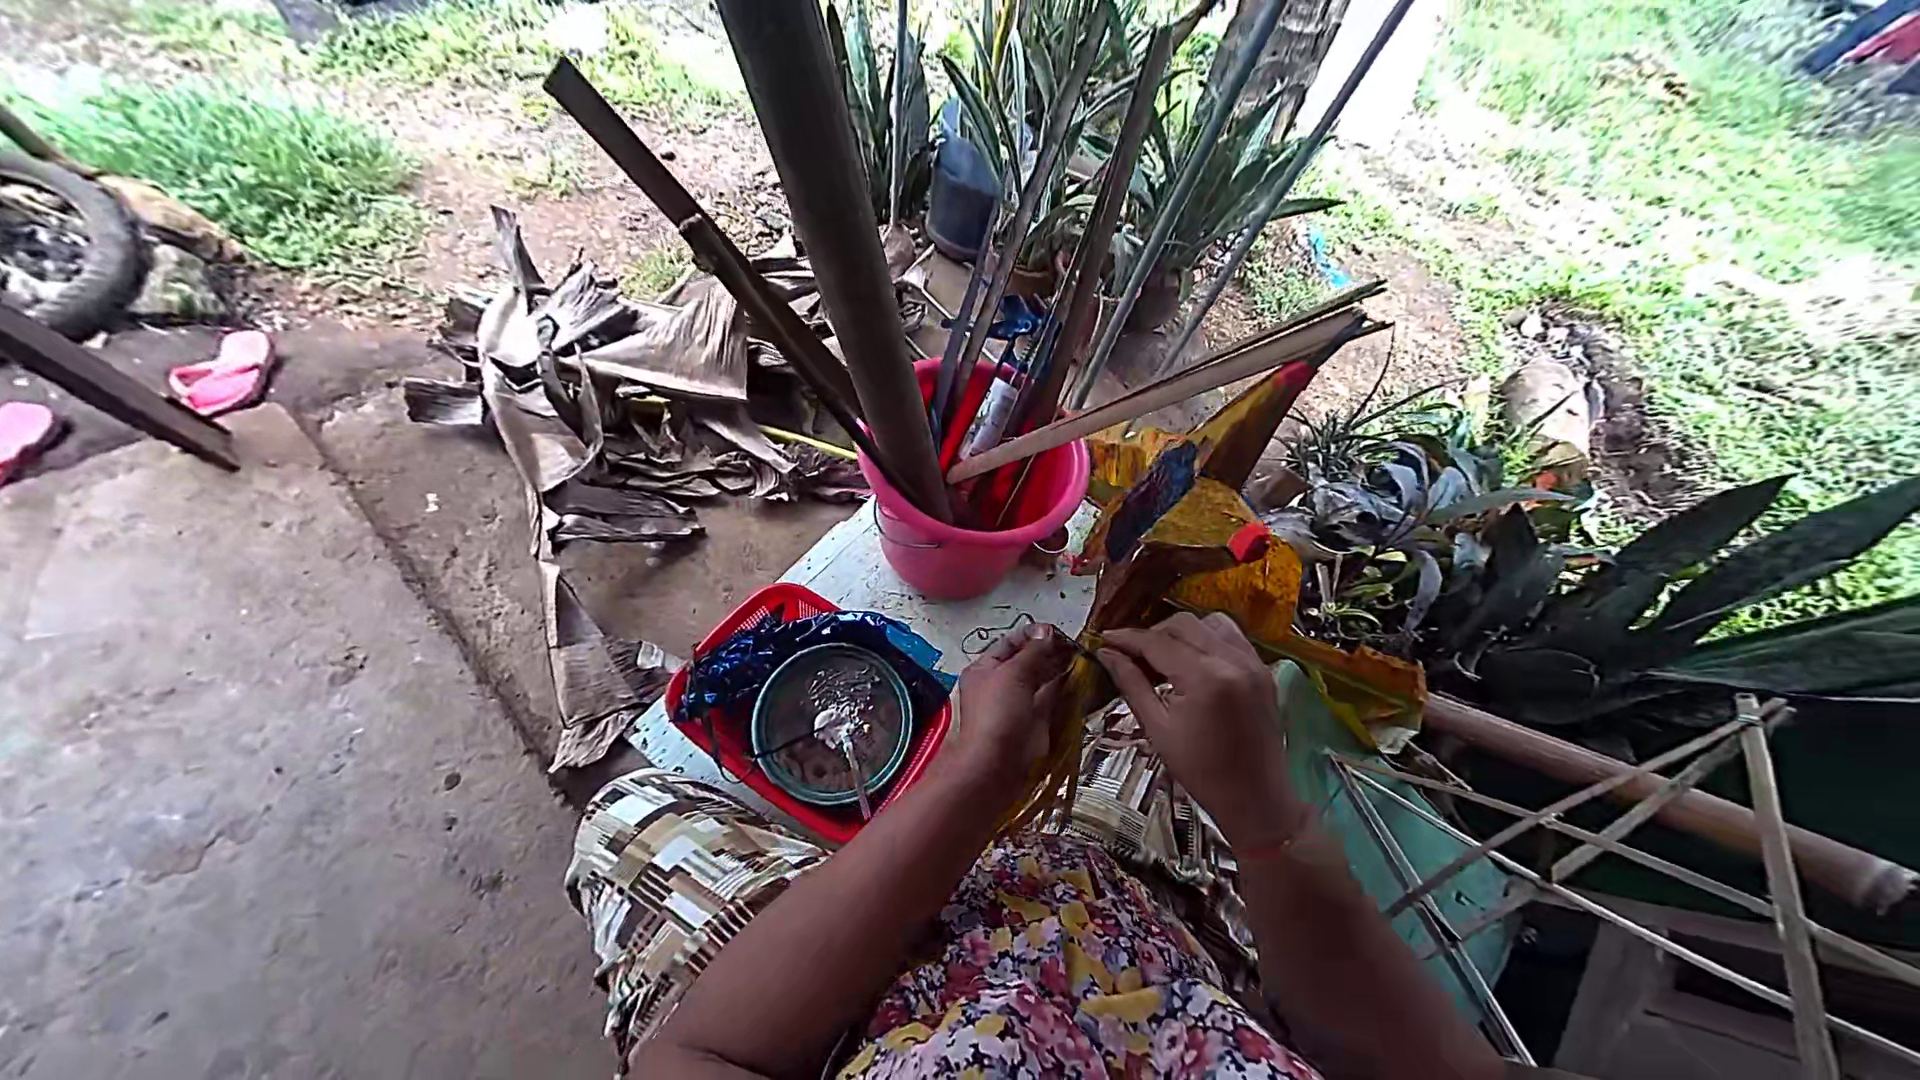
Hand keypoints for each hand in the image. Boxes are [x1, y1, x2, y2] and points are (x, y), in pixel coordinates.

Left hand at [945, 623, 1073, 801]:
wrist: (997, 764)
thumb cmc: (997, 714)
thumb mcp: (1013, 674)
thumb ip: (1033, 652)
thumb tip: (1046, 631)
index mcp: (985, 669)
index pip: (1009, 643)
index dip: (1032, 635)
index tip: (1055, 630)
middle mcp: (1000, 684)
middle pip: (1026, 660)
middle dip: (1048, 650)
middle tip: (1074, 642)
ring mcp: (1018, 702)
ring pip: (1041, 678)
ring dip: (1058, 666)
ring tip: (1080, 654)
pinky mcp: (1036, 720)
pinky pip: (1051, 697)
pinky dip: (1064, 686)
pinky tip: (1080, 675)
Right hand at [1098, 612, 1309, 848]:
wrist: (1257, 800)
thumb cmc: (1202, 772)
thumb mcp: (1157, 729)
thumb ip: (1132, 683)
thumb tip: (1107, 653)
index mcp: (1204, 678)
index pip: (1157, 642)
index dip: (1127, 638)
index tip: (1105, 639)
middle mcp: (1232, 661)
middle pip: (1182, 625)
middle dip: (1152, 634)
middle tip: (1131, 654)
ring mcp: (1252, 663)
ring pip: (1208, 623)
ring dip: (1181, 632)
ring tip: (1163, 657)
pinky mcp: (1263, 670)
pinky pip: (1231, 636)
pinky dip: (1207, 639)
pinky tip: (1193, 661)